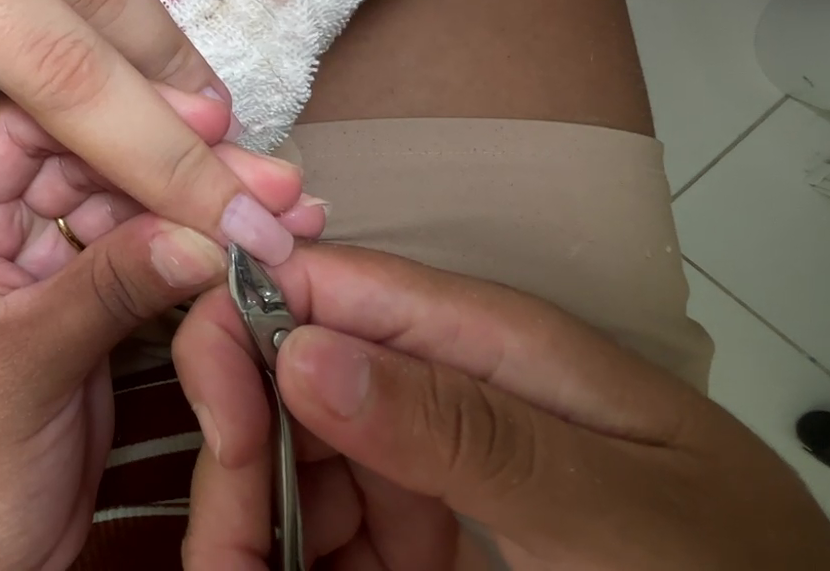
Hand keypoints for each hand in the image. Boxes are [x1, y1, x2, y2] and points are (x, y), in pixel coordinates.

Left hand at [0, 93, 321, 570]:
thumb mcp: (26, 362)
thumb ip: (110, 284)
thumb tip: (204, 224)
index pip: (27, 127)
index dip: (109, 109)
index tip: (205, 116)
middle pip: (89, 161)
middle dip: (177, 166)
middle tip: (268, 177)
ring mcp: (40, 258)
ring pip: (125, 206)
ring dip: (199, 207)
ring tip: (286, 209)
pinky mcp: (81, 297)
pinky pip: (142, 256)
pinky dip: (196, 252)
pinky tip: (254, 247)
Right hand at [175, 246, 829, 570]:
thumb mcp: (614, 507)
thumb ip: (461, 424)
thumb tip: (301, 348)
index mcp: (475, 338)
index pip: (322, 286)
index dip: (245, 321)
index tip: (215, 413)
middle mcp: (429, 381)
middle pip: (287, 373)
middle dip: (238, 443)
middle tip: (226, 550)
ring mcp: (419, 454)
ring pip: (287, 448)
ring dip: (250, 510)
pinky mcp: (415, 521)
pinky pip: (322, 517)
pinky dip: (286, 546)